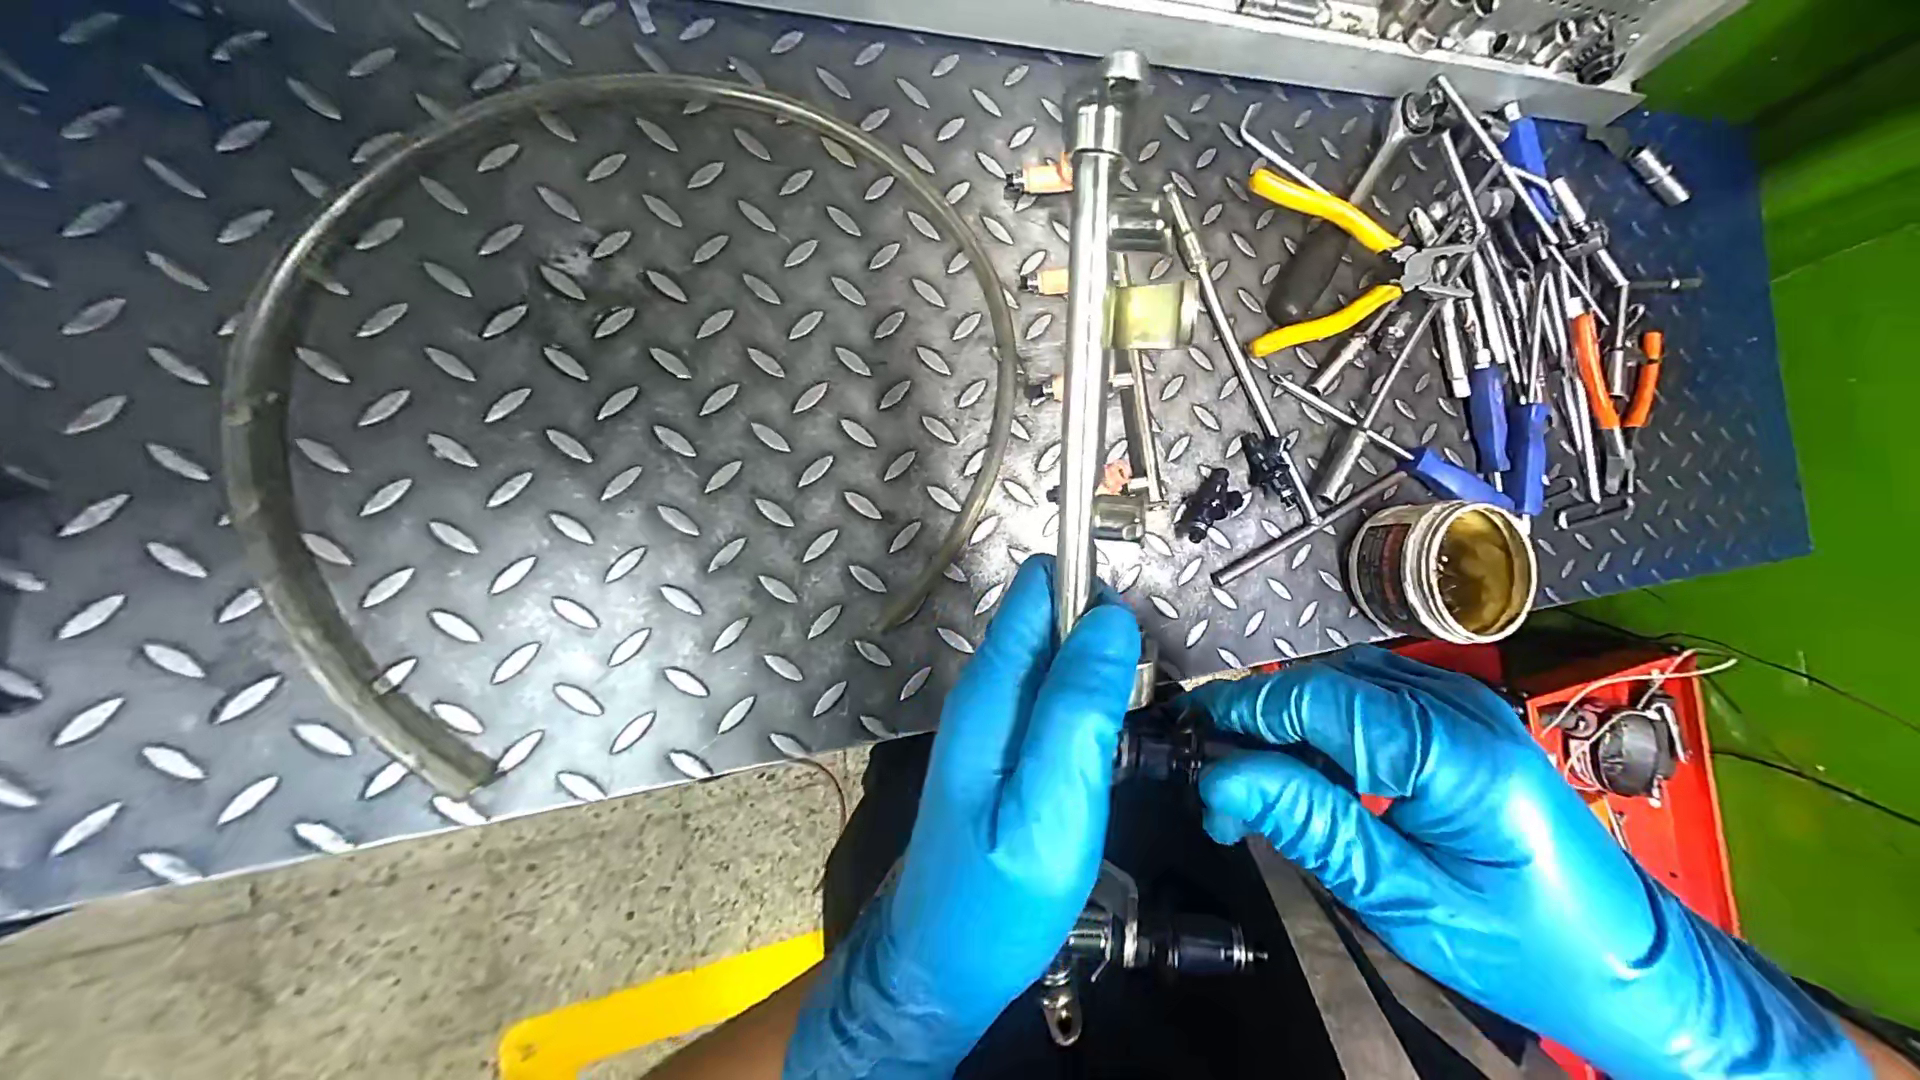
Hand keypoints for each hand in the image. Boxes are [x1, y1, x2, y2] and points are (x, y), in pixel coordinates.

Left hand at [785, 555, 1140, 1077]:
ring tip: (1130, 725)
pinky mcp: (1008, 746)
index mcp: (993, 688)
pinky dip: (1091, 702)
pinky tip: (1110, 743)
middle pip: (1052, 618)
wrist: (943, 964)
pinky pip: (1056, 697)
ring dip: (1103, 670)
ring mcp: (996, 717)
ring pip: (1059, 657)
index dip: (1092, 592)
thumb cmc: (996, 896)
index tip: (1138, 638)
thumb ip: (1078, 706)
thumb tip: (1110, 619)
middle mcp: (988, 689)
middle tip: (1138, 697)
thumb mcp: (1050, 802)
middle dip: (1105, 634)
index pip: (1039, 591)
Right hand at [1192, 645, 1867, 1079]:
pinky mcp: (1449, 715)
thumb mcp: (1406, 902)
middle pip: (1315, 683)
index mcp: (1455, 752)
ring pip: (1328, 685)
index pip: (1313, 697)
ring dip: (1281, 729)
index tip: (1194, 757)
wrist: (1638, 969)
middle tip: (1222, 792)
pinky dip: (1316, 731)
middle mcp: (1456, 706)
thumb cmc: (1531, 951)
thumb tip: (1221, 778)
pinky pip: (1357, 699)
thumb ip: (1309, 827)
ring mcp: (1456, 703)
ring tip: (1259, 789)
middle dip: (1253, 727)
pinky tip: (1311, 778)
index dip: (1240, 716)